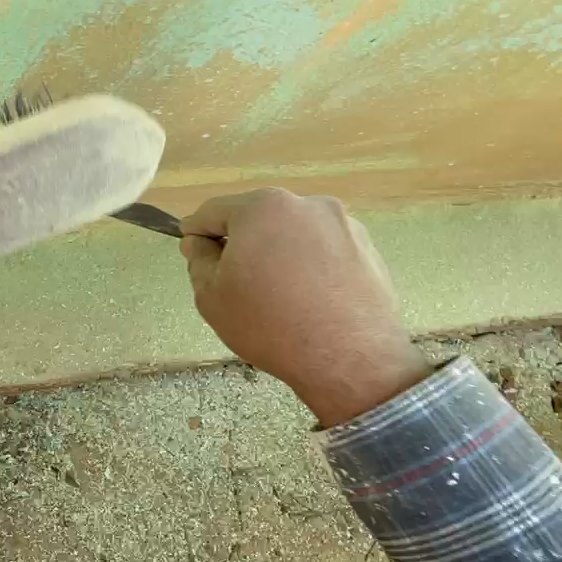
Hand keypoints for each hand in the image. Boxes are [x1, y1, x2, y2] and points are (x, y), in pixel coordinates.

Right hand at [180, 188, 430, 426]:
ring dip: (278, 253)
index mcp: (262, 207)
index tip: (193, 253)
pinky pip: (323, 249)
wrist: (349, 358)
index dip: (196, 233)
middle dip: (242, 243)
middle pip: (257, 218)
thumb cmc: (268, 323)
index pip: (213, 211)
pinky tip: (309, 299)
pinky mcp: (368, 248)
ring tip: (279, 295)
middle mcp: (305, 204)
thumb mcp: (211, 296)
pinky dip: (310, 265)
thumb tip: (199, 242)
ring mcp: (343, 223)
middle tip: (237, 283)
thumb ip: (198, 260)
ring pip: (292, 233)